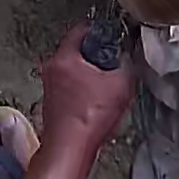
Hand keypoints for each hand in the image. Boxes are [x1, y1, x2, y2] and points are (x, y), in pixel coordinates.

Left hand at [40, 23, 136, 160]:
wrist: (70, 149)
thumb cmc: (87, 117)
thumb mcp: (121, 84)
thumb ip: (127, 65)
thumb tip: (127, 60)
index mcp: (64, 58)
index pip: (79, 31)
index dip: (98, 30)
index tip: (109, 34)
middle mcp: (52, 70)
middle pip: (77, 52)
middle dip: (96, 57)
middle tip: (112, 63)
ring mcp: (50, 88)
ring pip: (74, 72)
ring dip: (91, 77)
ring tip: (107, 88)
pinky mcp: (53, 105)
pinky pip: (72, 90)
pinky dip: (85, 93)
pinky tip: (99, 106)